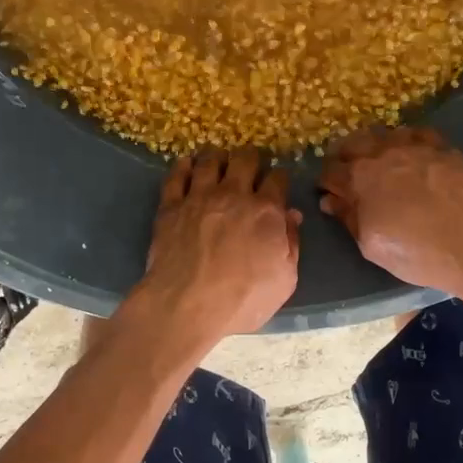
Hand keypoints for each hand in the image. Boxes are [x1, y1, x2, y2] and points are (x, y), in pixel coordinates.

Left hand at [124, 150, 300, 353]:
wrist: (188, 305)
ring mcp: (199, 197)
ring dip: (217, 157)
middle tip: (249, 164)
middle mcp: (233, 194)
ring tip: (219, 159)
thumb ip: (291, 243)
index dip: (279, 177)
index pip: (277, 178)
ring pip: (209, 161)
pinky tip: (187, 164)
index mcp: (266, 210)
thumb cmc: (243, 299)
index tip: (277, 182)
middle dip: (250, 158)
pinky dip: (183, 166)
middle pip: (244, 159)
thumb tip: (292, 216)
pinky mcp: (171, 207)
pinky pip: (176, 176)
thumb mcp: (284, 279)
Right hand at [319, 127, 462, 297]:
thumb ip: (348, 218)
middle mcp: (382, 153)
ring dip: (376, 146)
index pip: (330, 171)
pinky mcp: (442, 148)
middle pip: (352, 143)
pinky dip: (408, 141)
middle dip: (345, 156)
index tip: (329, 192)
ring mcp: (414, 147)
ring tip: (380, 161)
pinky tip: (412, 154)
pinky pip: (417, 134)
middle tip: (349, 174)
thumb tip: (331, 201)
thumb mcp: (371, 245)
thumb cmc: (416, 253)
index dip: (326, 181)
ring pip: (384, 134)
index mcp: (358, 178)